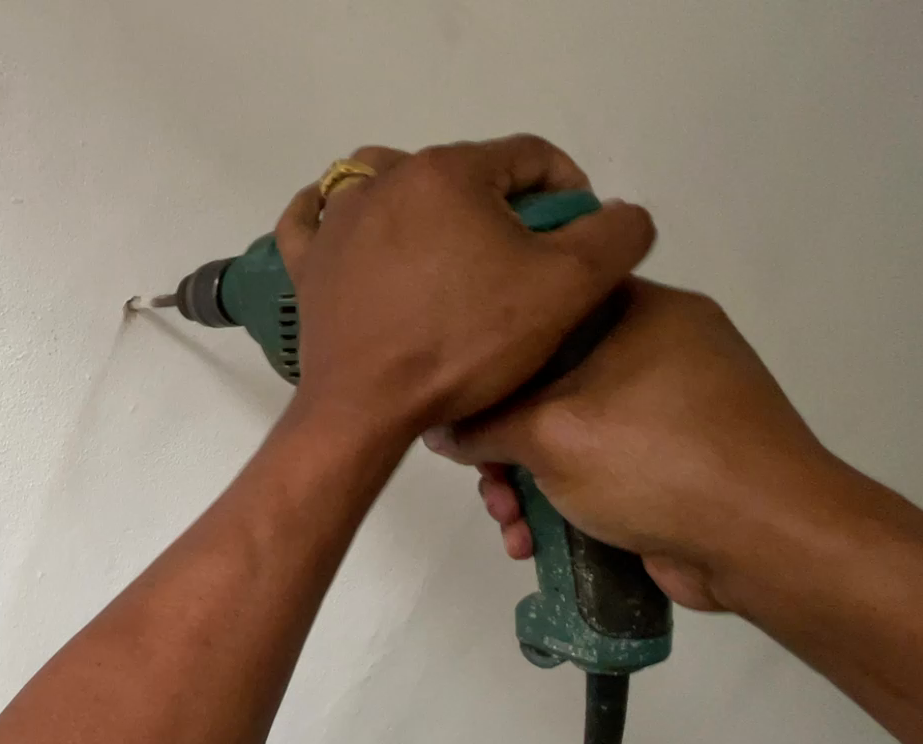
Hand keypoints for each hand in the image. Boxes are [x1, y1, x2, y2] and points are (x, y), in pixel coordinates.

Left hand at [274, 134, 656, 435]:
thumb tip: (613, 212)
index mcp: (447, 172)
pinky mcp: (306, 266)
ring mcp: (335, 226)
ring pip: (383, 187)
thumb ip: (617, 231)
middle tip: (514, 258)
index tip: (574, 238)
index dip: (567, 191)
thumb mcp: (570, 286)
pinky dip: (325, 215)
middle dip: (496, 205)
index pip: (529, 158)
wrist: (366, 407)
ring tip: (442, 245)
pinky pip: (308, 222)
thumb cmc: (463, 344)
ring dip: (418, 202)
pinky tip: (346, 223)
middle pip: (459, 174)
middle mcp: (382, 184)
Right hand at [426, 280, 836, 610]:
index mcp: (645, 316)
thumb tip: (435, 429)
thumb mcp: (547, 434)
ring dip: (521, 484)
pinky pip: (587, 466)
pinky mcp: (665, 460)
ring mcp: (663, 410)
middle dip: (501, 444)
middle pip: (544, 384)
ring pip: (558, 434)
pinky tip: (531, 539)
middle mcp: (657, 353)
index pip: (549, 310)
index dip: (494, 349)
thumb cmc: (653, 461)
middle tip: (486, 481)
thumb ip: (479, 426)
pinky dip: (554, 500)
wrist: (764, 543)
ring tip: (509, 524)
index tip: (457, 390)